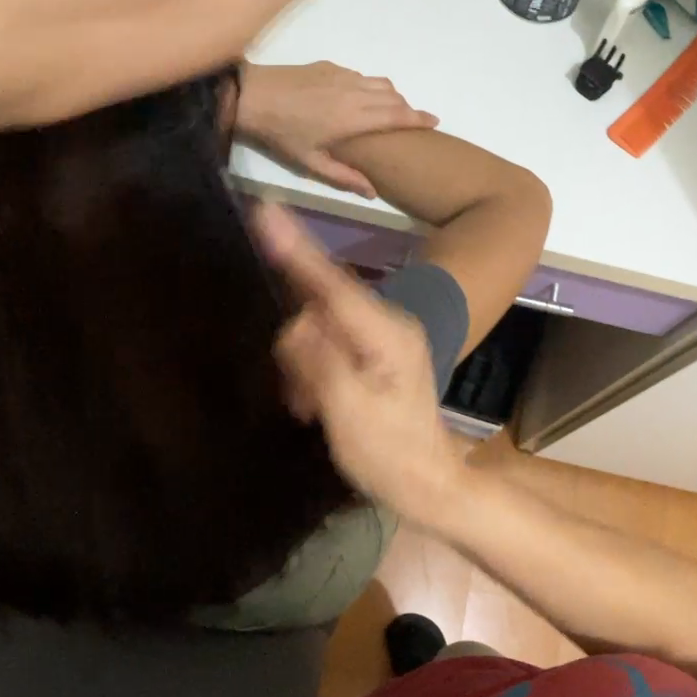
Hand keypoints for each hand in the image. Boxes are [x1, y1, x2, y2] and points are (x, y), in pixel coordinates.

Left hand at [237, 62, 438, 197]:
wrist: (254, 97)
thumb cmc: (283, 135)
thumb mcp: (311, 163)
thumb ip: (344, 177)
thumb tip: (373, 193)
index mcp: (354, 119)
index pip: (396, 116)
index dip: (418, 119)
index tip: (435, 122)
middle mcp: (354, 93)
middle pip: (394, 97)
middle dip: (410, 108)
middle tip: (417, 120)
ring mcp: (342, 76)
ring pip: (380, 82)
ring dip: (393, 95)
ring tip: (393, 109)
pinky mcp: (330, 66)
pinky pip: (361, 75)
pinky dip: (371, 86)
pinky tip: (362, 97)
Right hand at [255, 203, 466, 519]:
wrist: (430, 485)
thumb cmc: (391, 455)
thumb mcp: (349, 412)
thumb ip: (320, 361)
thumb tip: (296, 324)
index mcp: (386, 334)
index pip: (333, 284)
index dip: (298, 250)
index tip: (266, 211)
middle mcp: (389, 326)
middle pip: (321, 307)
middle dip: (300, 348)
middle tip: (301, 397)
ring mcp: (385, 340)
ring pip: (321, 329)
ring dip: (305, 366)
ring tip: (312, 408)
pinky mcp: (378, 357)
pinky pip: (332, 348)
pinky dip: (316, 375)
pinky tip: (317, 406)